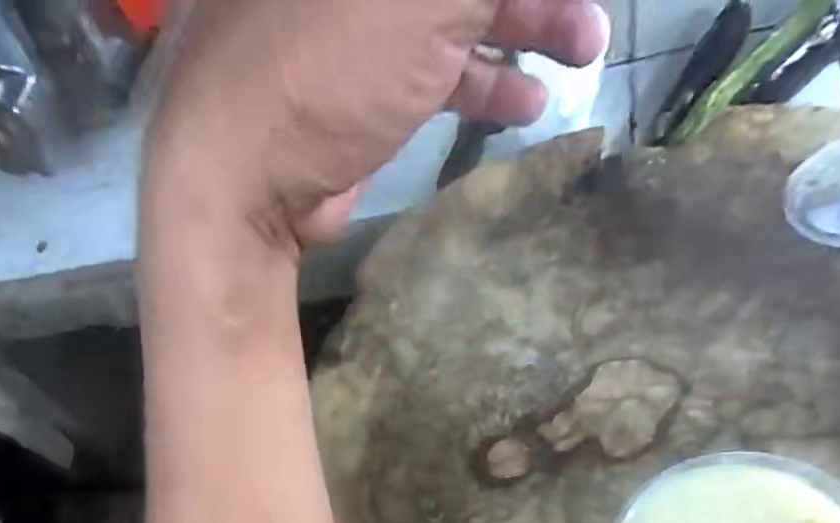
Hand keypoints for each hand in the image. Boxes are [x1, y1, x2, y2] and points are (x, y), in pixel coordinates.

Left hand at [145, 0, 610, 251]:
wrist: (249, 187)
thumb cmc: (326, 65)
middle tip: (590, 15)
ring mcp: (360, 26)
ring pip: (459, 9)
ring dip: (528, 24)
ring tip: (583, 51)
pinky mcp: (363, 89)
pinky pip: (437, 71)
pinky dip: (484, 84)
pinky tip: (527, 104)